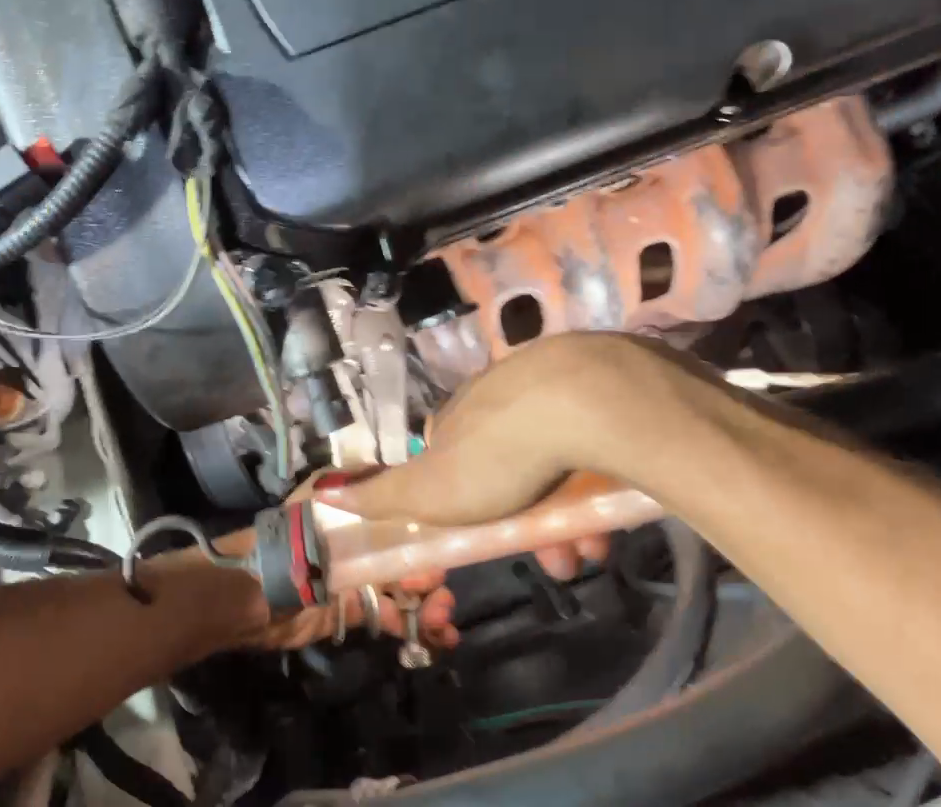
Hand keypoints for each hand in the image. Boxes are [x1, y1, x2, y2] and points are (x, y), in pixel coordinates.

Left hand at [211, 478, 459, 652]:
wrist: (251, 596)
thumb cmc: (286, 542)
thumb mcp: (315, 500)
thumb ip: (348, 484)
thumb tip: (388, 471)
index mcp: (360, 516)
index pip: (405, 519)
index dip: (428, 533)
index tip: (441, 549)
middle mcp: (366, 544)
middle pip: (413, 557)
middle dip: (433, 578)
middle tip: (440, 598)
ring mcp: (364, 580)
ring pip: (411, 590)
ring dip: (433, 606)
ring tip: (441, 624)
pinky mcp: (358, 612)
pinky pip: (396, 619)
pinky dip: (418, 629)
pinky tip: (440, 640)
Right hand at [318, 333, 740, 528]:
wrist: (589, 401)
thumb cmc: (500, 454)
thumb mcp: (430, 489)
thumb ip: (380, 494)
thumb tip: (324, 491)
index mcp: (460, 415)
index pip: (457, 461)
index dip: (473, 507)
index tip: (496, 542)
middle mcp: (504, 393)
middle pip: (515, 468)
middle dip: (533, 524)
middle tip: (559, 560)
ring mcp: (554, 383)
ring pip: (560, 460)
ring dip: (573, 515)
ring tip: (593, 549)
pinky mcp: (603, 381)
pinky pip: (597, 441)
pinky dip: (602, 482)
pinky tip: (616, 515)